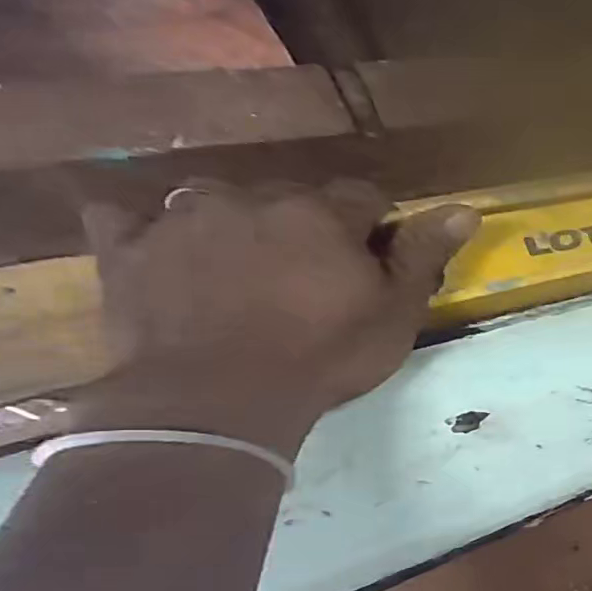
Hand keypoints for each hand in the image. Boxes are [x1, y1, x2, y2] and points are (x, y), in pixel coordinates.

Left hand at [75, 180, 479, 454]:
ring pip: (218, 201)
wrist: (219, 394)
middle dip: (309, 225)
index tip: (379, 263)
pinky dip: (153, 232)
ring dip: (239, 223)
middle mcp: (250, 199)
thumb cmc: (328, 352)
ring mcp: (179, 218)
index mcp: (320, 214)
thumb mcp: (397, 310)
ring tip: (247, 269)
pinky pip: (131, 219)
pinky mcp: (125, 247)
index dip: (377, 227)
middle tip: (317, 275)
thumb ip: (425, 254)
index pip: (364, 197)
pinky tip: (171, 256)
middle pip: (292, 196)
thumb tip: (466, 209)